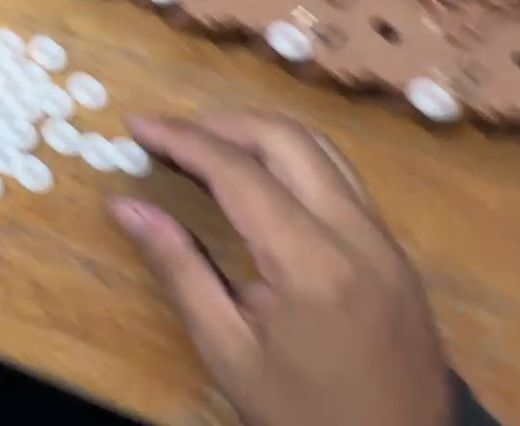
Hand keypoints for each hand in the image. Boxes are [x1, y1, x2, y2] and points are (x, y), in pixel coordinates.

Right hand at [110, 114, 452, 425]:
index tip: (135, 123)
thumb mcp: (228, 352)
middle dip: (220, 123)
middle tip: (168, 134)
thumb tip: (125, 206)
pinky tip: (256, 177)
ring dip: (257, 133)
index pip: (238, 171)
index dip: (181, 139)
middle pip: (287, 139)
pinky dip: (288, 156)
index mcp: (313, 265)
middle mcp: (357, 236)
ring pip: (320, 148)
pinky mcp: (394, 252)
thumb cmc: (306, 417)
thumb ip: (179, 268)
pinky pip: (338, 176)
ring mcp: (385, 241)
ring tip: (205, 145)